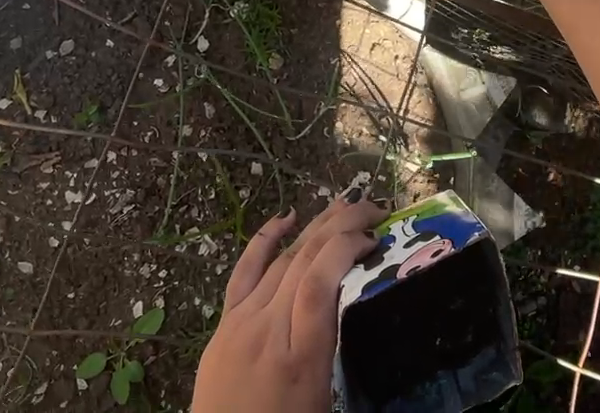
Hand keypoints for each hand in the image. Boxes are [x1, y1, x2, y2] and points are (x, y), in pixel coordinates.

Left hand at [192, 191, 386, 412]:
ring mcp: (241, 322)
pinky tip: (288, 216)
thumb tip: (363, 299)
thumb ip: (337, 346)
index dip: (347, 248)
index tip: (375, 239)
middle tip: (373, 208)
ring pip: (282, 258)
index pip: (319, 282)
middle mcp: (268, 329)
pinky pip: (244, 270)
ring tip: (345, 205)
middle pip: (303, 259)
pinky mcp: (224, 323)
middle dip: (341, 224)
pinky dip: (265, 238)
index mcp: (299, 357)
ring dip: (316, 225)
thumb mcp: (324, 399)